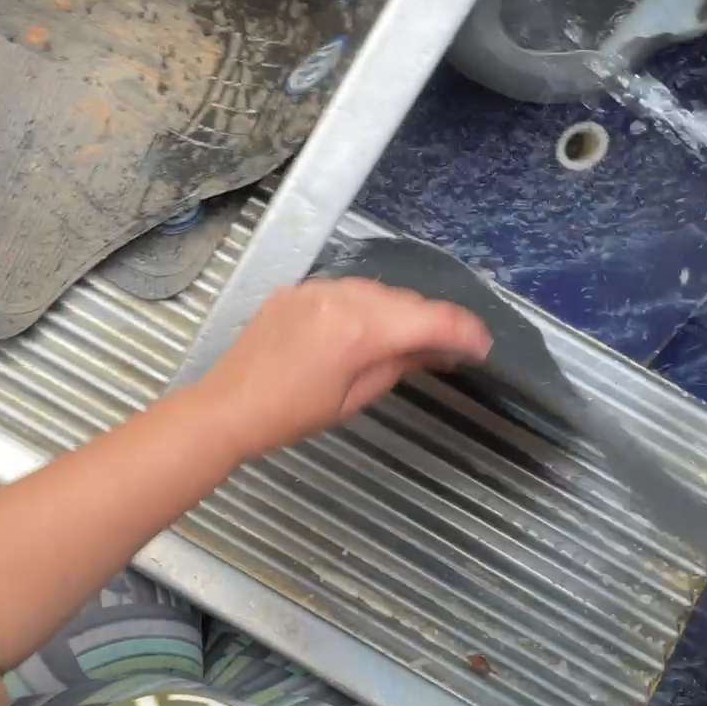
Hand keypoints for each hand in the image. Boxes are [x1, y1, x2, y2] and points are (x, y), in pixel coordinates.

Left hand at [190, 278, 491, 460]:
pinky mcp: (293, 291)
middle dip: (430, 323)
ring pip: (375, 291)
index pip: (431, 320)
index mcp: (359, 329)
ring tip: (405, 341)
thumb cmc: (288, 416)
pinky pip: (342, 291)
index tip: (481, 347)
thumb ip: (398, 366)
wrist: (226, 408)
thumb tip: (434, 350)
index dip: (464, 333)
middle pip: (405, 301)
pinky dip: (362, 306)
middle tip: (446, 350)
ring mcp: (313, 289)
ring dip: (396, 312)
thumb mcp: (352, 399)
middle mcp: (339, 297)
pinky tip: (362, 329)